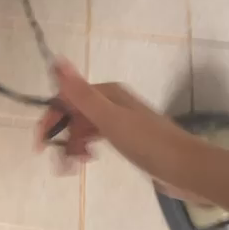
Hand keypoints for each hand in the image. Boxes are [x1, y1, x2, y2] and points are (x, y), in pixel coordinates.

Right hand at [37, 59, 153, 164]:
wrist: (188, 169)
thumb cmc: (148, 143)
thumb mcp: (110, 119)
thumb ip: (82, 93)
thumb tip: (58, 60)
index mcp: (107, 94)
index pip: (67, 98)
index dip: (51, 119)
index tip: (41, 145)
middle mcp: (112, 103)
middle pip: (74, 114)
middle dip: (61, 135)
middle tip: (58, 163)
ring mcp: (121, 122)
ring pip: (84, 129)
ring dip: (72, 145)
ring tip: (72, 168)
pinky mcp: (127, 140)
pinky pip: (96, 140)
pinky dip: (86, 150)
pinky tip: (86, 161)